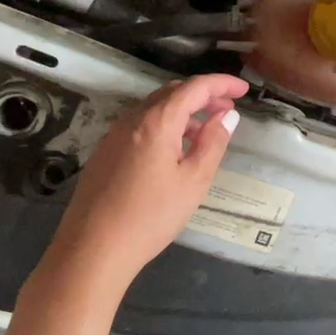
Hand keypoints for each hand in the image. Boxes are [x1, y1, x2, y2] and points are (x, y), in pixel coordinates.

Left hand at [48, 74, 249, 278]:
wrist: (91, 251)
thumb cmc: (150, 217)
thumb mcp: (193, 181)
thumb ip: (213, 143)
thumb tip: (227, 116)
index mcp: (157, 122)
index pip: (195, 88)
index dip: (222, 83)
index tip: (243, 89)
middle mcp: (133, 120)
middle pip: (172, 92)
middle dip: (203, 95)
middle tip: (227, 109)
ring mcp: (113, 136)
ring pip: (154, 109)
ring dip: (183, 111)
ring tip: (205, 132)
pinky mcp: (104, 153)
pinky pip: (140, 125)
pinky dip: (164, 126)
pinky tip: (174, 151)